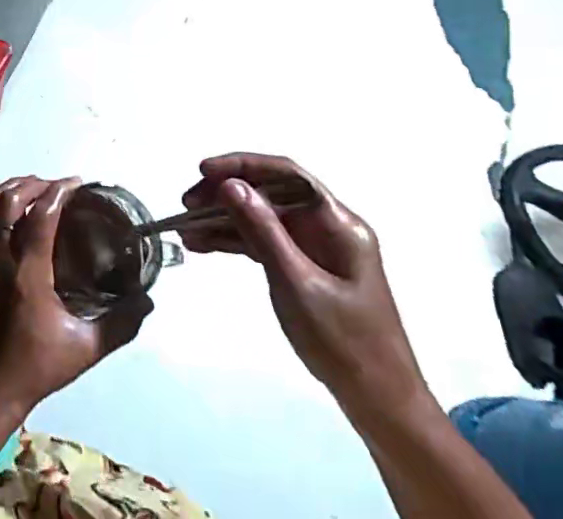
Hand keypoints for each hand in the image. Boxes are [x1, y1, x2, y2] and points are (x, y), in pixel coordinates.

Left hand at [0, 177, 151, 412]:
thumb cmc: (39, 363)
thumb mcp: (88, 347)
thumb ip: (121, 322)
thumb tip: (148, 299)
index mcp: (27, 272)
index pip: (38, 217)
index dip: (57, 193)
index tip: (77, 183)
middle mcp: (0, 257)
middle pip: (8, 203)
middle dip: (33, 185)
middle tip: (60, 185)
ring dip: (12, 190)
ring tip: (37, 186)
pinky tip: (13, 206)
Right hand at [180, 154, 426, 422]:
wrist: (377, 397)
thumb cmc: (343, 340)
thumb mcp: (295, 282)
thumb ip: (262, 230)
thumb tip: (230, 184)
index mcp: (338, 225)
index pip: (287, 175)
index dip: (242, 165)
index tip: (202, 171)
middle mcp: (327, 228)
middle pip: (268, 193)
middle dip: (224, 193)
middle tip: (185, 205)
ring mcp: (314, 247)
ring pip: (259, 216)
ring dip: (221, 219)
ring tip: (185, 230)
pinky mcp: (302, 265)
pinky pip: (260, 239)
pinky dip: (230, 240)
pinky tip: (201, 245)